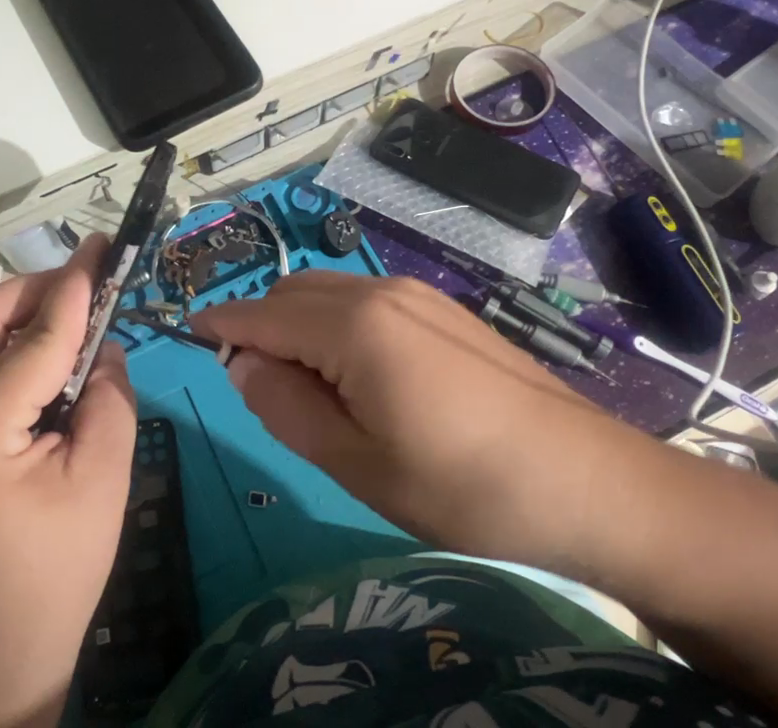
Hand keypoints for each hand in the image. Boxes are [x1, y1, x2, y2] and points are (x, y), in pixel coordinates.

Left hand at [0, 238, 135, 727]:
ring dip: (5, 324)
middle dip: (31, 292)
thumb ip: (109, 396)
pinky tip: (19, 371)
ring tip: (58, 321)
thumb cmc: (56, 574)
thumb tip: (100, 346)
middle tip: (80, 281)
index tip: (100, 249)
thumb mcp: (104, 480)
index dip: (75, 290)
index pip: (34, 339)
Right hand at [194, 272, 636, 569]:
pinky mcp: (448, 313)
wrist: (588, 483)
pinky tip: (360, 379)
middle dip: (262, 327)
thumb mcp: (357, 464)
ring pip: (332, 294)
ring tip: (312, 394)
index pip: (262, 313)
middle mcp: (383, 292)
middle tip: (261, 392)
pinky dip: (339, 328)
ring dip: (302, 327)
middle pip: (294, 292)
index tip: (189, 336)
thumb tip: (245, 365)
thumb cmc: (462, 486)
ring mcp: (422, 296)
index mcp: (353, 325)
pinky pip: (369, 304)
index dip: (221, 325)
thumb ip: (287, 408)